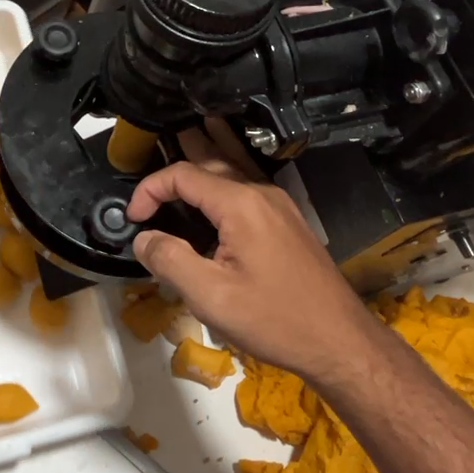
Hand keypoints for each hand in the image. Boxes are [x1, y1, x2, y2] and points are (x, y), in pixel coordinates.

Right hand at [127, 159, 370, 382]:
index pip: (183, 176)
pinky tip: (222, 178)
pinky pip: (248, 185)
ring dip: (210, 151)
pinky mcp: (287, 223)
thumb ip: (169, 260)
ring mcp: (279, 206)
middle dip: (182, 151)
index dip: (150, 189)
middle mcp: (261, 193)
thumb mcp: (210, 297)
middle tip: (155, 140)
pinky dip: (227, 173)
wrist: (340, 342)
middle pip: (213, 159)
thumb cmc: (274, 320)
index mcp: (240, 204)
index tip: (134, 218)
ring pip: (235, 167)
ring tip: (193, 130)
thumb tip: (144, 238)